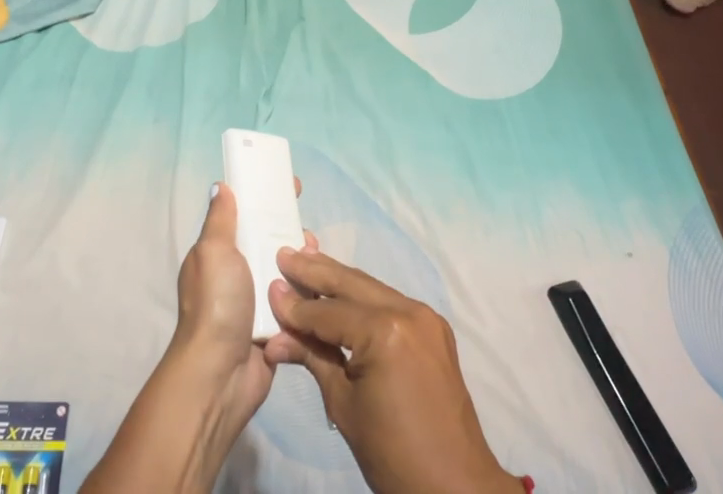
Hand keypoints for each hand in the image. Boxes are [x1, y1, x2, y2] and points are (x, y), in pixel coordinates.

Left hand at [83, 180, 311, 493]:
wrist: (221, 373)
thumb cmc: (216, 304)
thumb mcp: (214, 251)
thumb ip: (221, 219)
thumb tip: (221, 186)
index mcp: (219, 253)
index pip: (245, 216)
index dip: (266, 197)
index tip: (291, 185)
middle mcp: (238, 274)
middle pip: (272, 243)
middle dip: (293, 233)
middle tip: (308, 236)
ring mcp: (258, 301)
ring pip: (290, 272)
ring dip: (305, 265)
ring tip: (317, 262)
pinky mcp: (278, 326)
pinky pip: (299, 302)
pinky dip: (310, 295)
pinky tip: (325, 289)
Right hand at [265, 248, 522, 493]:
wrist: (454, 484)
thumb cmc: (391, 452)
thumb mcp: (343, 404)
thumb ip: (312, 357)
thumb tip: (275, 334)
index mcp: (385, 332)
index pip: (327, 311)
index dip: (294, 305)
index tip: (268, 288)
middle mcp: (408, 312)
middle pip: (351, 284)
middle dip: (315, 270)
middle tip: (284, 252)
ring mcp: (426, 318)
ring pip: (371, 288)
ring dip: (337, 279)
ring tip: (305, 262)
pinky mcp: (433, 329)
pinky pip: (388, 303)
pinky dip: (361, 297)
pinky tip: (339, 292)